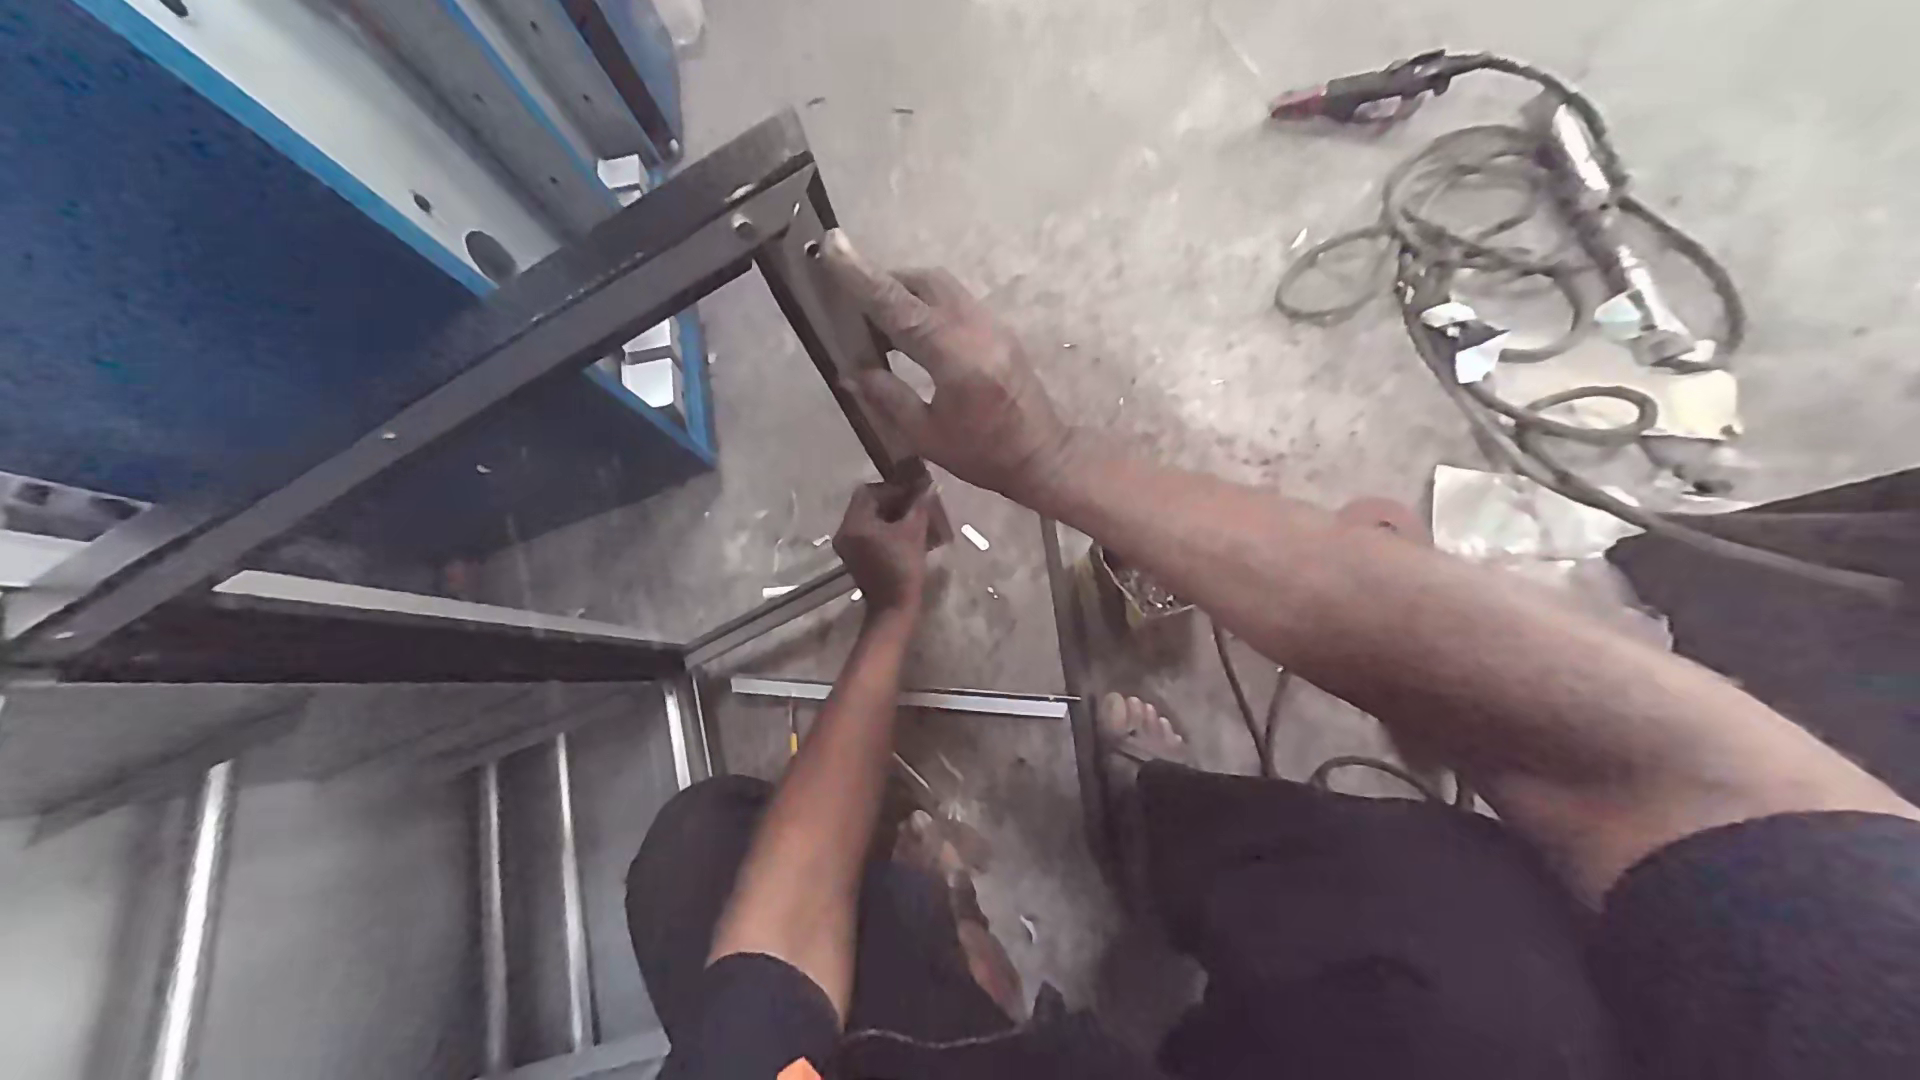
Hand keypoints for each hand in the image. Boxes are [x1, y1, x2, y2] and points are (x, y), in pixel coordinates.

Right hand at [821, 230, 1078, 500]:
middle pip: (924, 281)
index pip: (899, 307)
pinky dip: (928, 304)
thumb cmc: (982, 456)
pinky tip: (914, 332)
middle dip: (885, 281)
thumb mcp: (926, 436)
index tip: (833, 244)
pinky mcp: (1000, 329)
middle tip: (854, 303)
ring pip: (942, 286)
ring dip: (907, 291)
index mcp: (956, 358)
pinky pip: (956, 300)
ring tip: (880, 320)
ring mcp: (993, 324)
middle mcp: (977, 328)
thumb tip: (851, 370)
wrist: (1043, 456)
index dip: (862, 278)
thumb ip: (888, 396)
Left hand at [833, 482, 931, 614]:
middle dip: (891, 500)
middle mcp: (844, 531)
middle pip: (866, 504)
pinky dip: (884, 526)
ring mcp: (847, 545)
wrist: (893, 607)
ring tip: (912, 515)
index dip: (893, 488)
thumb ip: (919, 505)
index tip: (913, 491)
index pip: (869, 491)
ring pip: (867, 517)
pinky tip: (903, 530)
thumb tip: (927, 486)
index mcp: (855, 523)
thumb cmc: (903, 568)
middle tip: (914, 501)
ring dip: (889, 513)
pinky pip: (867, 531)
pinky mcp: (854, 555)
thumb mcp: (914, 533)